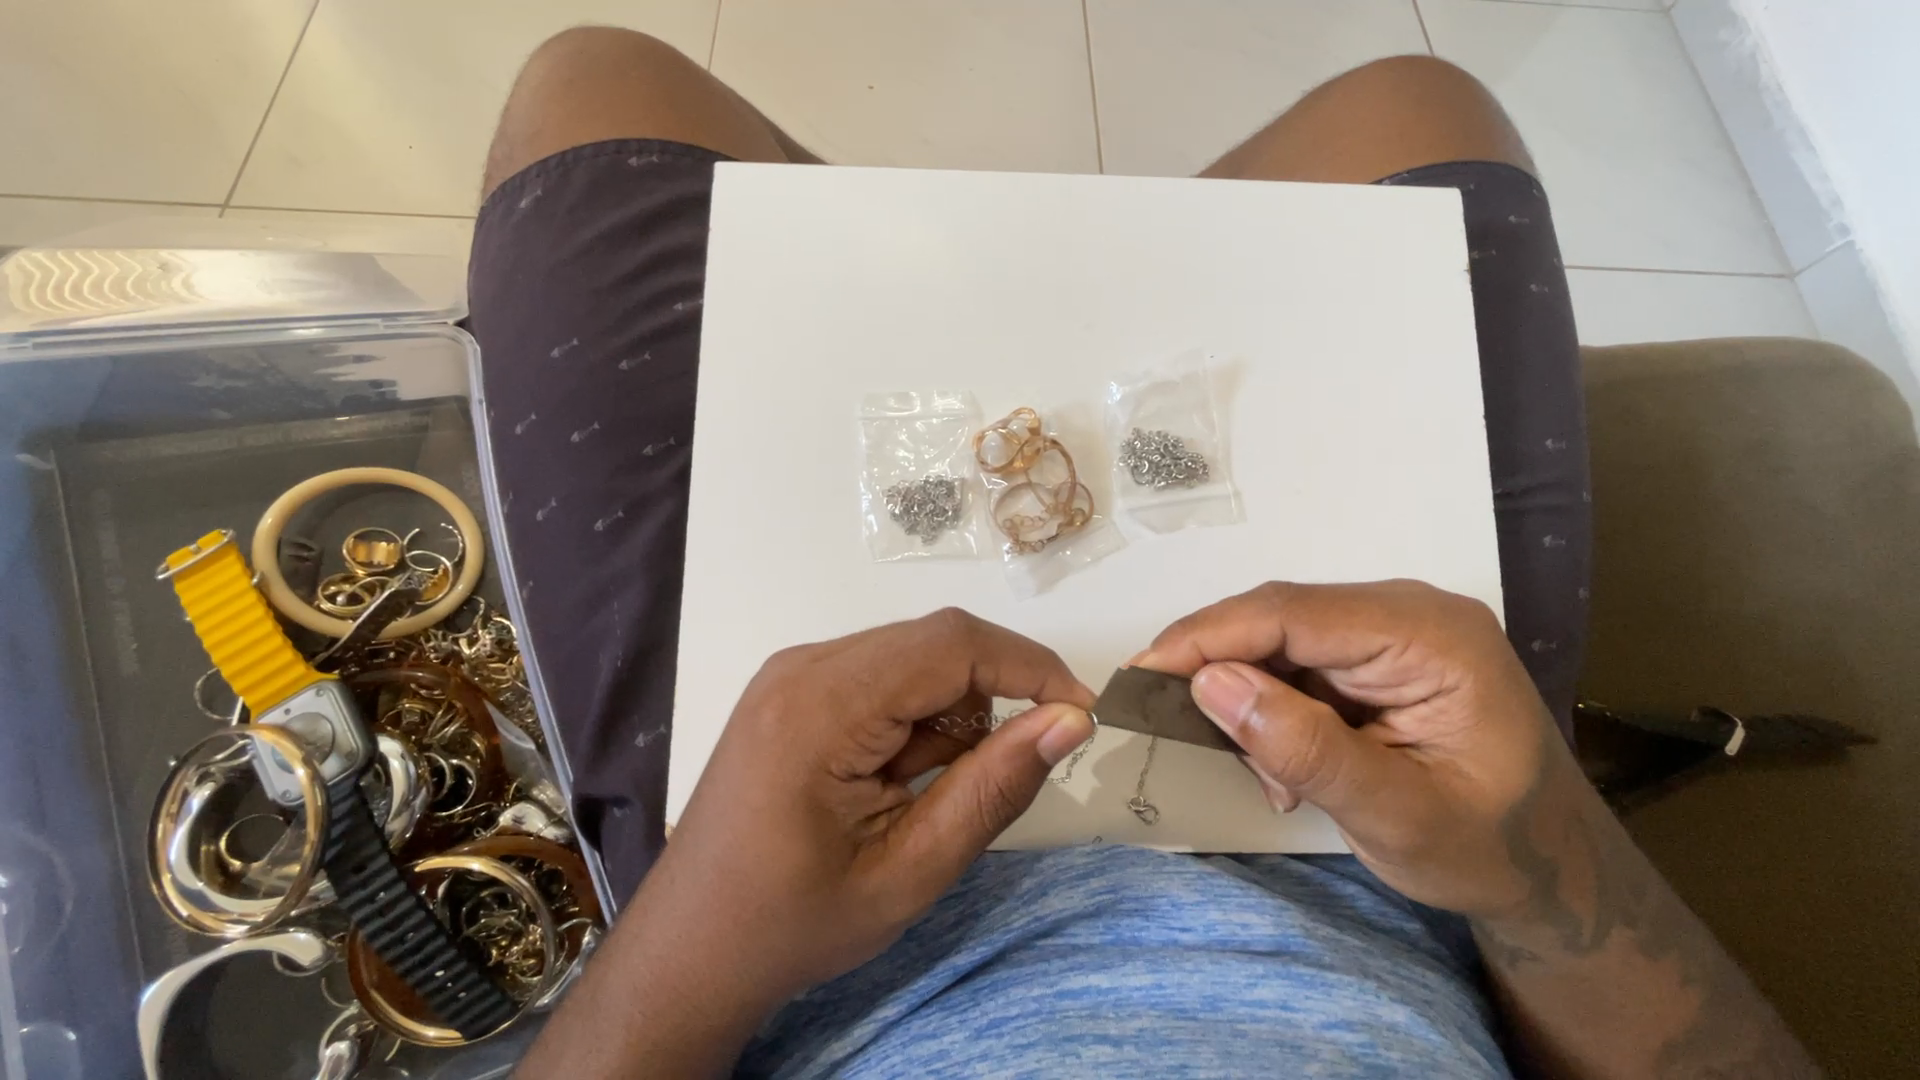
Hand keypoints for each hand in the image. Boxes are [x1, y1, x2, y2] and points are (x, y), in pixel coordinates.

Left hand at [641, 608, 1095, 1001]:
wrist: (691, 946)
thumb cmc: (796, 923)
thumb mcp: (910, 871)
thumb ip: (993, 788)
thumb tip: (1068, 721)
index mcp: (821, 706)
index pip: (950, 645)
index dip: (1028, 666)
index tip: (1081, 713)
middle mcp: (803, 666)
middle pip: (933, 644)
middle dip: (986, 697)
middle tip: (992, 776)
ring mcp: (792, 672)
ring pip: (911, 658)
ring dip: (946, 714)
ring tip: (919, 794)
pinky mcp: (792, 688)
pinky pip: (882, 675)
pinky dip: (913, 718)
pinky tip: (893, 778)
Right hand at [1137, 580, 1584, 920]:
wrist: (1554, 873)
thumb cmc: (1492, 852)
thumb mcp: (1397, 816)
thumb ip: (1308, 750)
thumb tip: (1210, 685)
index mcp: (1430, 636)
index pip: (1292, 613)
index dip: (1207, 637)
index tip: (1138, 674)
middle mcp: (1407, 613)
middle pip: (1277, 618)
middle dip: (1219, 670)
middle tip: (1172, 725)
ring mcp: (1389, 630)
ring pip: (1276, 639)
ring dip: (1246, 699)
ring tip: (1267, 775)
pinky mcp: (1374, 655)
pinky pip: (1293, 661)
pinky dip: (1269, 710)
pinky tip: (1285, 765)